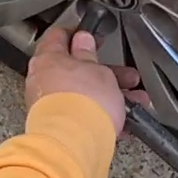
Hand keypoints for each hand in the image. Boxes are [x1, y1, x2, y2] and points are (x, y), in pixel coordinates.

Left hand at [25, 27, 149, 134]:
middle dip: (105, 73)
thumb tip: (83, 41)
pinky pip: (83, 115)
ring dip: (110, 95)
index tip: (91, 35)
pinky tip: (123, 120)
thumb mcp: (97, 70)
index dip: (77, 34)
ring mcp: (49, 106)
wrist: (75, 144)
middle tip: (124, 74)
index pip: (58, 37)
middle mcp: (43, 82)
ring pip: (83, 95)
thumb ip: (89, 55)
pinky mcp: (60, 127)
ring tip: (134, 100)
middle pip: (75, 70)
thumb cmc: (82, 103)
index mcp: (48, 59)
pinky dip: (102, 115)